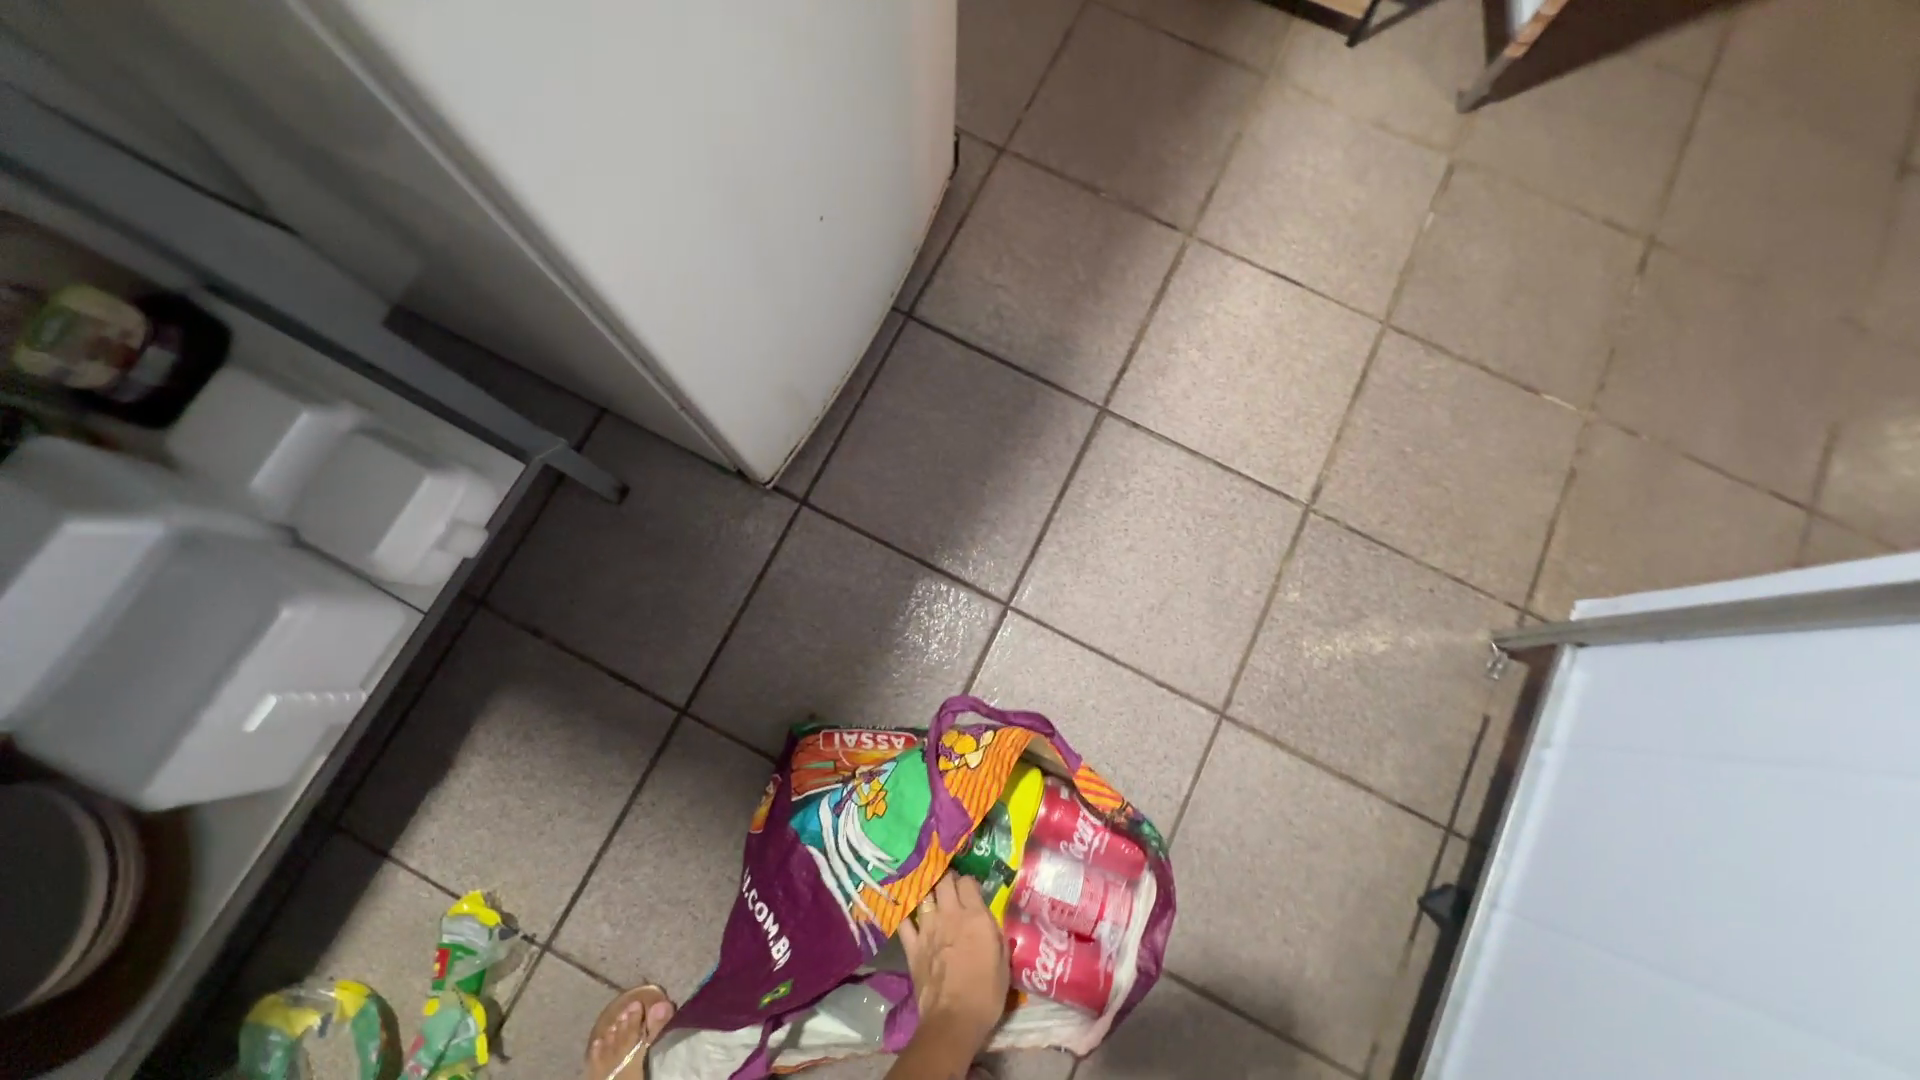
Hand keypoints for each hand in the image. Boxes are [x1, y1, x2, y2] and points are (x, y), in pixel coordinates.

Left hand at [897, 871, 1008, 1047]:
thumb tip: (990, 920)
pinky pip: (904, 922)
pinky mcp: (912, 946)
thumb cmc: (986, 994)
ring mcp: (928, 929)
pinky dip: (905, 914)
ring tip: (930, 892)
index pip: (968, 883)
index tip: (971, 888)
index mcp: (976, 917)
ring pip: (924, 896)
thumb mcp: (1004, 963)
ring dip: (928, 891)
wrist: (953, 1019)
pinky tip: (906, 911)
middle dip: (947, 878)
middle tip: (949, 884)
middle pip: (944, 882)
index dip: (969, 882)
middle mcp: (950, 915)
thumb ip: (996, 935)